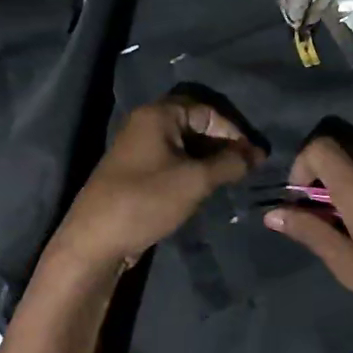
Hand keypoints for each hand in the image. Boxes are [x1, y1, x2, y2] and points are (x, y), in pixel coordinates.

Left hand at [52, 94, 265, 268]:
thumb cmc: (147, 201)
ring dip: (210, 159)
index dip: (234, 131)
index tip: (254, 158)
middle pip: (195, 125)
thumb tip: (257, 154)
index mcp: (157, 115)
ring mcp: (139, 149)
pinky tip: (208, 188)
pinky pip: (173, 161)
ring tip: (232, 179)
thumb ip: (230, 163)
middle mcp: (146, 124)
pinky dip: (193, 170)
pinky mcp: (137, 173)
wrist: (95, 241)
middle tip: (247, 168)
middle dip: (223, 144)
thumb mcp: (195, 180)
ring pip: (185, 145)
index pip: (207, 110)